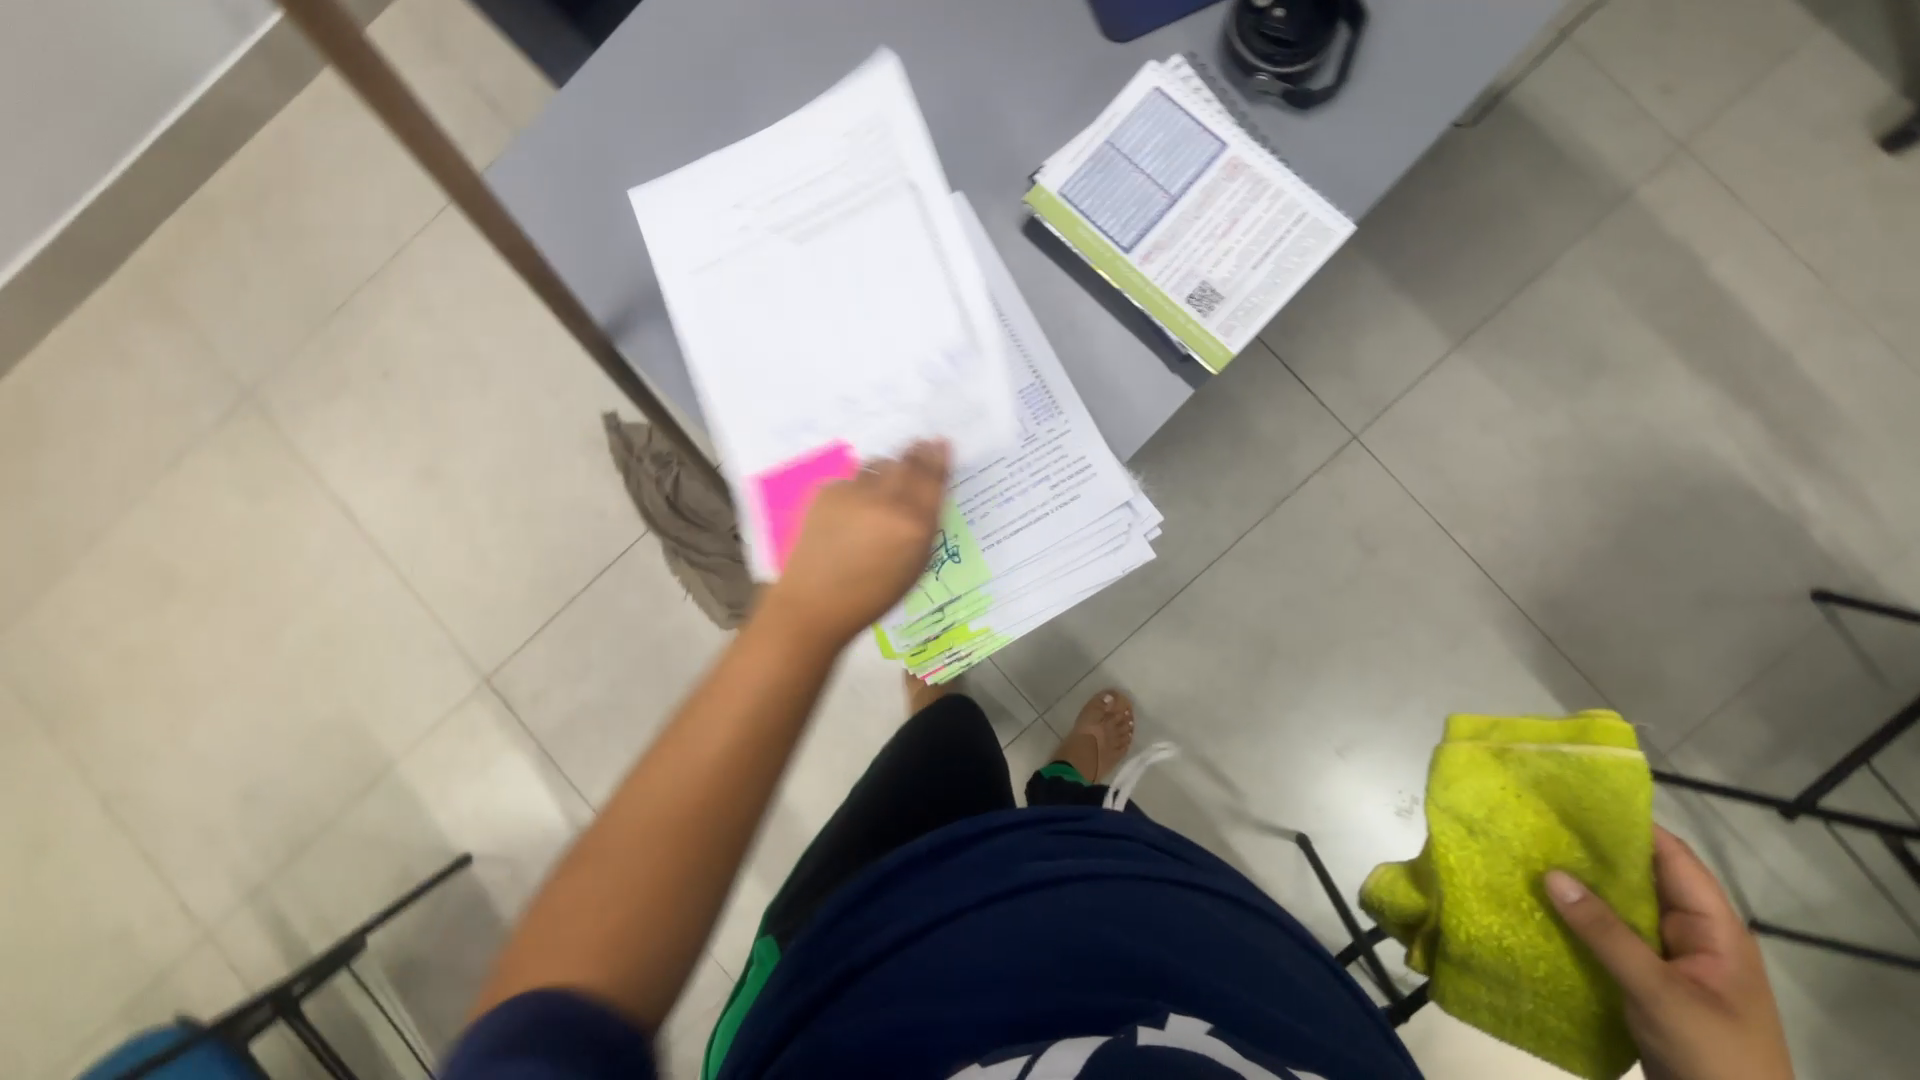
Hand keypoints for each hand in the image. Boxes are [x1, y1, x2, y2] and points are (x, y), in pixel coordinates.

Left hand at [764, 440, 949, 644]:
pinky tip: (852, 510)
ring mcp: (854, 493)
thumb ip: (925, 526)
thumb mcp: (915, 566)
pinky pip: (852, 480)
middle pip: (907, 461)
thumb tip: (930, 494)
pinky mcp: (827, 492)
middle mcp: (887, 501)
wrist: (815, 602)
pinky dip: (857, 488)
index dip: (938, 456)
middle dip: (915, 453)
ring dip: (886, 470)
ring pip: (879, 465)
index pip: (933, 476)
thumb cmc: (873, 594)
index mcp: (915, 524)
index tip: (940, 443)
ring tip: (884, 486)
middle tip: (919, 448)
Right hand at [1545, 827, 1793, 1079]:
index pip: (1672, 858)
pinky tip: (1539, 911)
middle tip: (1536, 826)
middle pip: (1642, 881)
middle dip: (1593, 855)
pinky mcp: (1646, 985)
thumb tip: (1551, 872)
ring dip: (1581, 891)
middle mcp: (1693, 937)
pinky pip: (1609, 941)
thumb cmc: (1714, 1053)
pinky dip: (1578, 924)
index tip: (1576, 800)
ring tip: (1526, 859)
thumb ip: (1606, 933)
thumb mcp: (1660, 993)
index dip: (1630, 826)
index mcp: (1715, 929)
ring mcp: (1669, 962)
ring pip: (1621, 912)